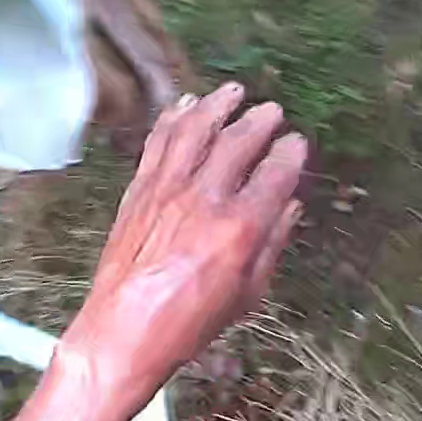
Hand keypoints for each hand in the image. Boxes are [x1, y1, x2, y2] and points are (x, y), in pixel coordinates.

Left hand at [61, 81, 306, 404]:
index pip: (275, 173)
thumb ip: (272, 244)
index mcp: (239, 228)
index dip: (291, 154)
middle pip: (237, 142)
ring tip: (232, 91)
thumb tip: (288, 206)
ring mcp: (167, 189)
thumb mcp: (248, 294)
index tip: (297, 145)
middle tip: (272, 112)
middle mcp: (204, 199)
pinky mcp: (139, 190)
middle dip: (260, 121)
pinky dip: (173, 118)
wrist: (125, 329)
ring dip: (217, 105)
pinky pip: (158, 142)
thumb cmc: (189, 322)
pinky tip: (184, 105)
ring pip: (195, 130)